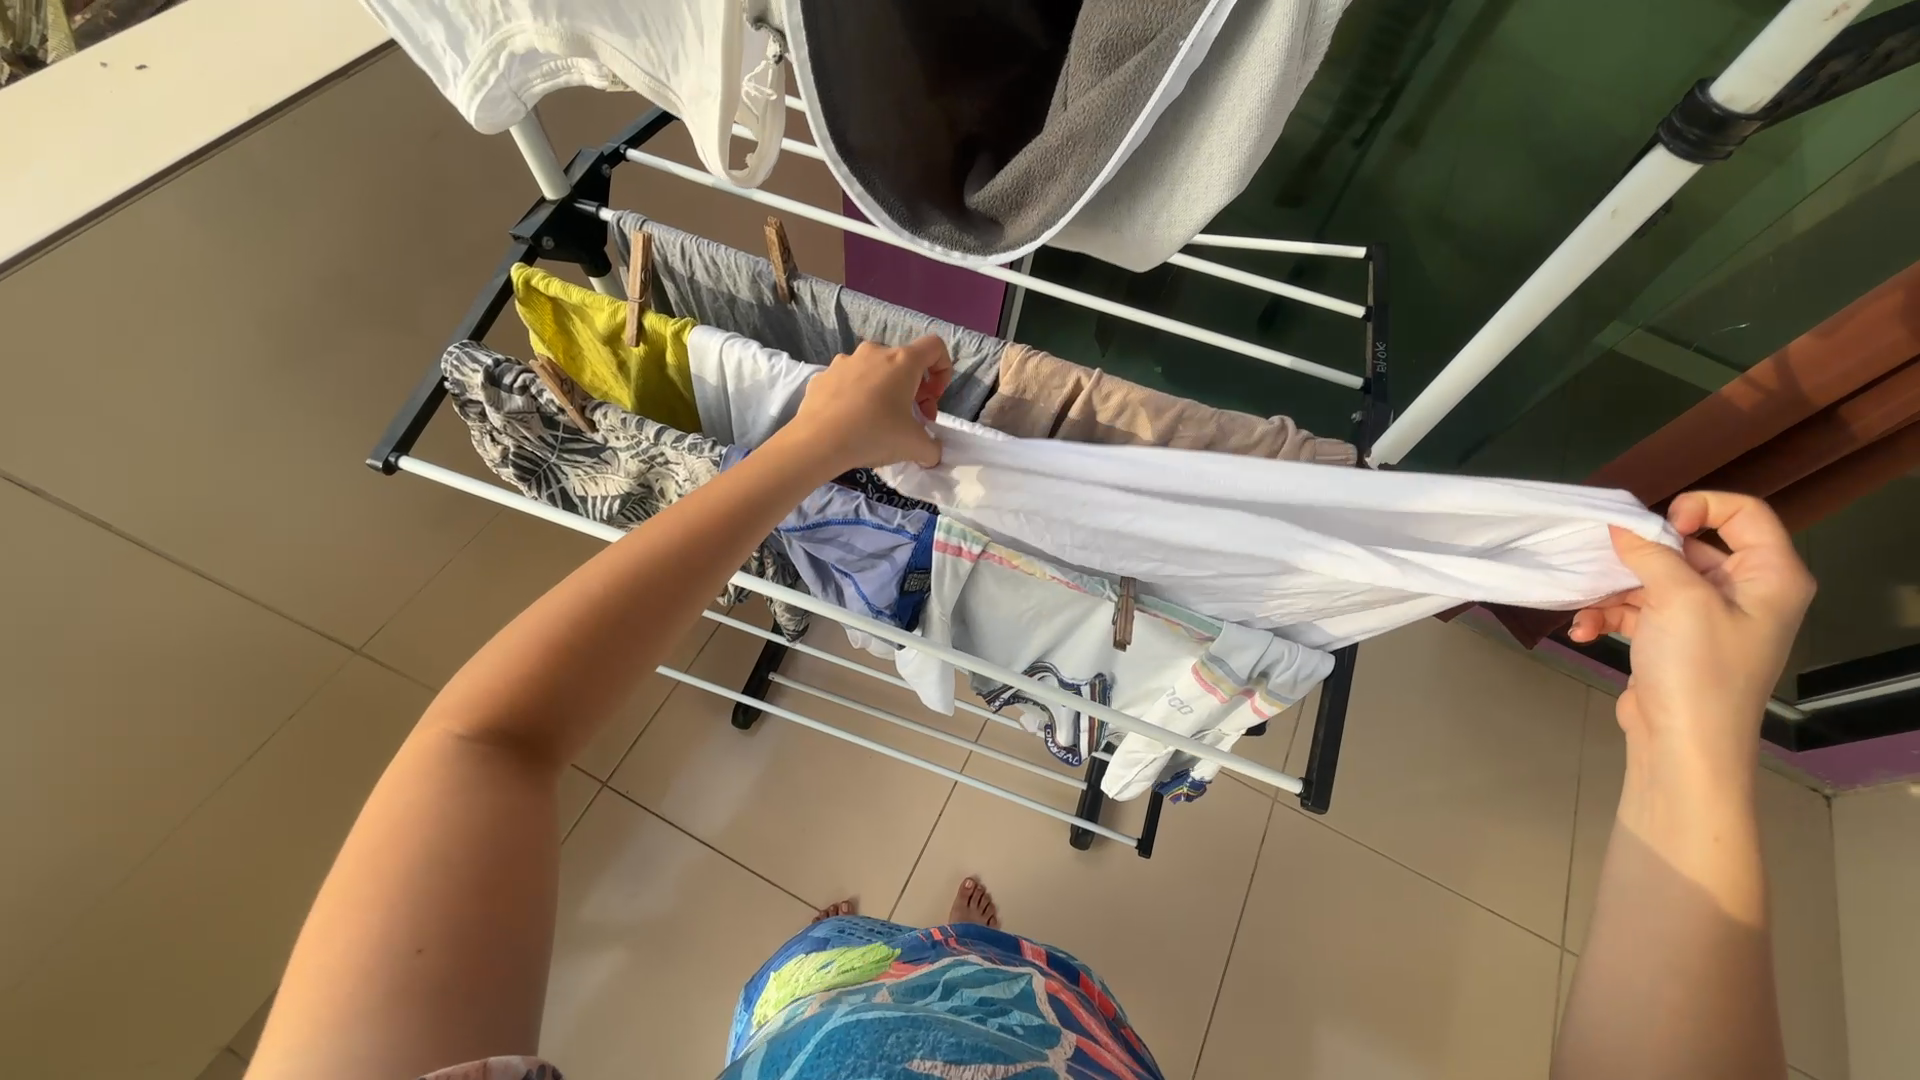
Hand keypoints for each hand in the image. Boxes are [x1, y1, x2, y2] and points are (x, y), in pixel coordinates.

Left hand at [785, 336, 951, 469]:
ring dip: (885, 391)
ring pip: (875, 371)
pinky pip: (849, 382)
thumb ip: (932, 448)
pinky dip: (857, 397)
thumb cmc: (874, 434)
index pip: (935, 347)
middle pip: (904, 363)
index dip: (943, 370)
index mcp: (902, 361)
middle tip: (912, 420)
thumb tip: (931, 453)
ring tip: (879, 421)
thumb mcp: (915, 446)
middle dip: (915, 390)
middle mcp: (874, 352)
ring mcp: (845, 361)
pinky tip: (851, 422)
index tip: (933, 398)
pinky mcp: (823, 376)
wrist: (817, 442)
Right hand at [1568, 492, 1813, 778]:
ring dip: (1611, 591)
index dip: (1699, 508)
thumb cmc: (1699, 668)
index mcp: (1769, 576)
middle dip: (1636, 556)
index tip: (1655, 526)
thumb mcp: (1679, 600)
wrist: (1683, 740)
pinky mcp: (1670, 637)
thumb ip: (1651, 554)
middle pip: (1685, 547)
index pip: (1744, 514)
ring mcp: (1704, 616)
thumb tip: (1621, 525)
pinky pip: (1634, 608)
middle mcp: (1742, 591)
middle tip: (1604, 564)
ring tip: (1586, 612)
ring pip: (1650, 578)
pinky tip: (1585, 631)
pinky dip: (1606, 615)